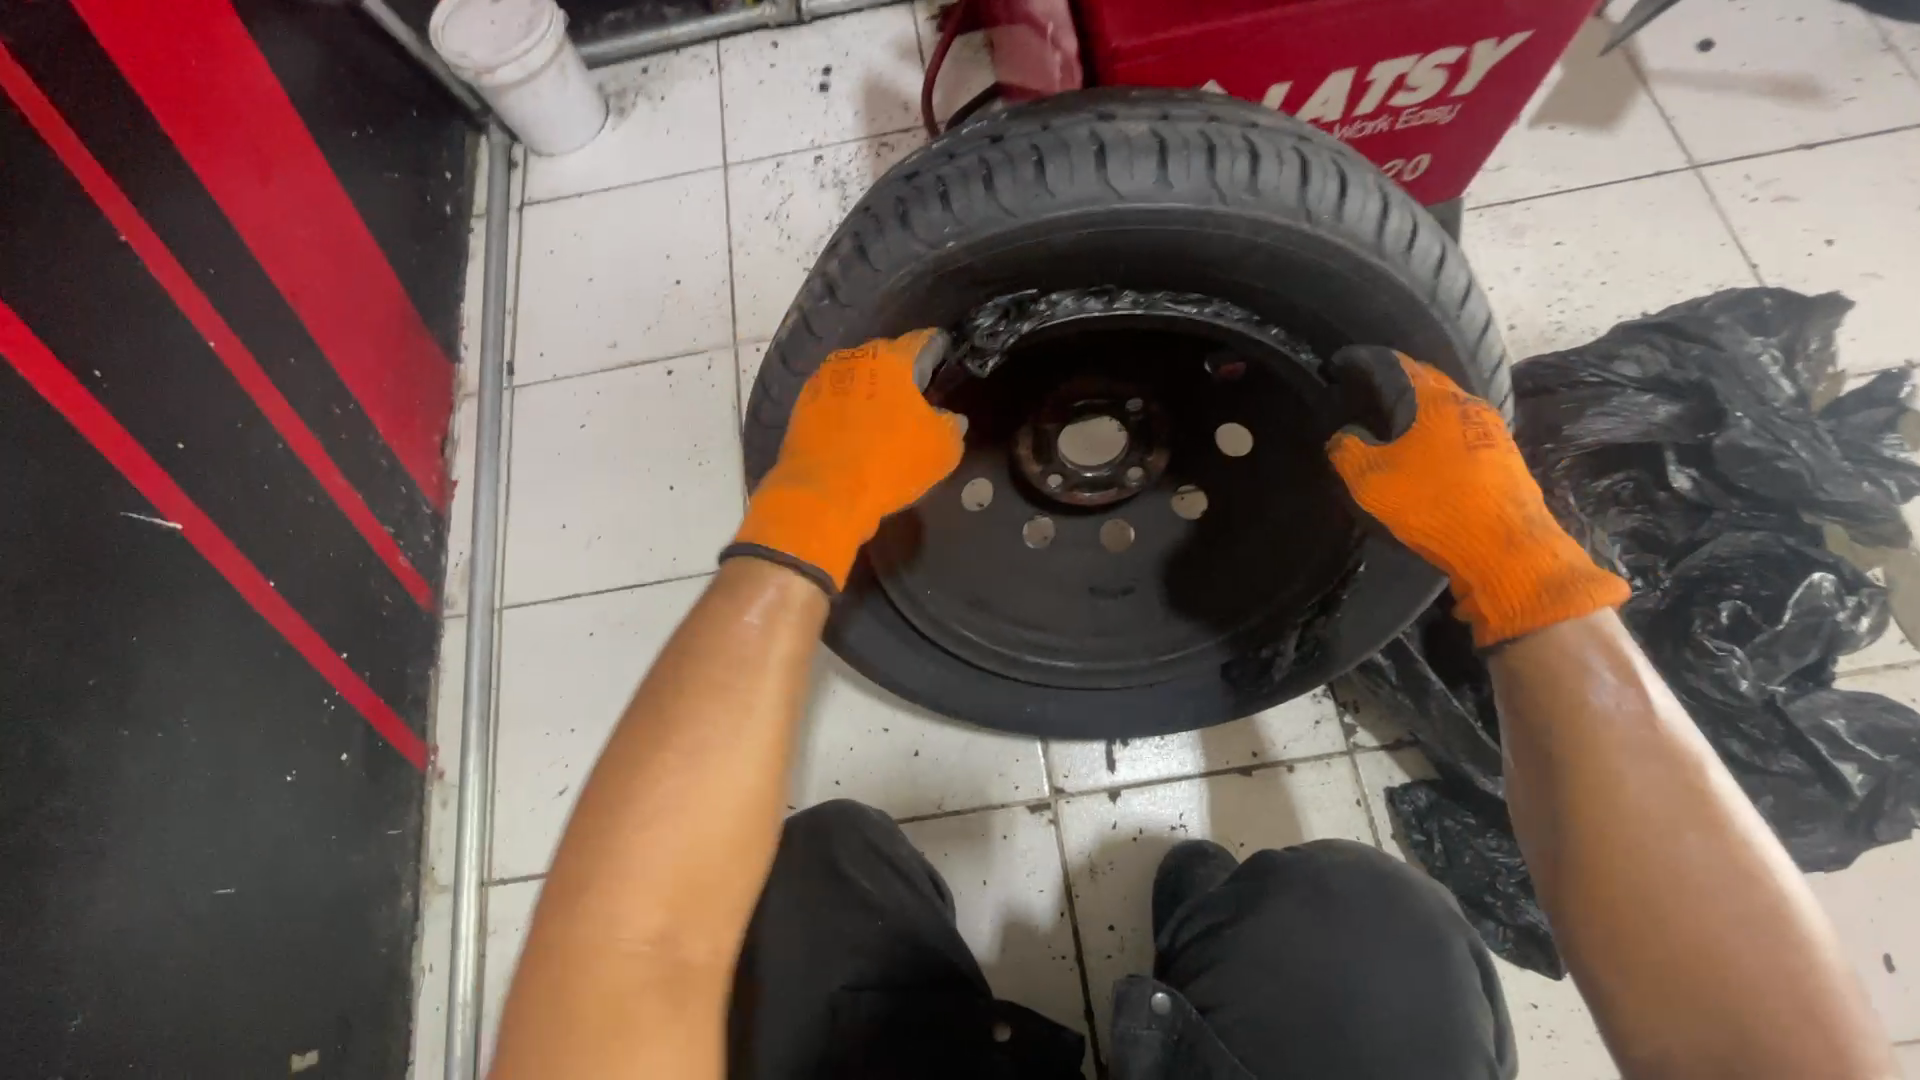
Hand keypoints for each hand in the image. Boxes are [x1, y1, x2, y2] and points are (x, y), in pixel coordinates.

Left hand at [724, 329, 964, 591]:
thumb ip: (951, 425)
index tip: (945, 359)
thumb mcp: (942, 448)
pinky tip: (855, 437)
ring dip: (870, 393)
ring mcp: (820, 383)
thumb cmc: (890, 462)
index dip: (938, 349)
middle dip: (901, 373)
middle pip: (885, 358)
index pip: (923, 340)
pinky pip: (834, 405)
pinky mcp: (800, 410)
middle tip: (916, 396)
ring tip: (884, 418)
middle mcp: (852, 359)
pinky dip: (847, 414)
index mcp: (889, 358)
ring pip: (856, 380)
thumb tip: (949, 418)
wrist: (823, 494)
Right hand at [1325, 346, 1628, 646]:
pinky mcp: (1502, 460)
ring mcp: (1492, 432)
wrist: (1505, 548)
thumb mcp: (1371, 480)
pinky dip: (1434, 432)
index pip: (1397, 364)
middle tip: (1364, 388)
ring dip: (1418, 408)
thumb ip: (1349, 451)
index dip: (1365, 361)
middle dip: (1395, 380)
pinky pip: (1459, 432)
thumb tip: (1344, 435)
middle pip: (1427, 382)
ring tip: (1390, 420)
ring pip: (1446, 408)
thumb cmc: (1433, 504)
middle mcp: (1470, 405)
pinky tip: (1422, 451)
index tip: (1341, 364)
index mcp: (1437, 400)